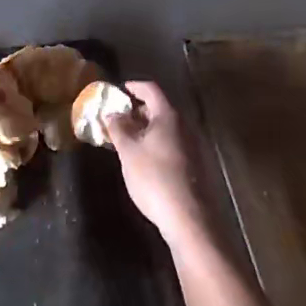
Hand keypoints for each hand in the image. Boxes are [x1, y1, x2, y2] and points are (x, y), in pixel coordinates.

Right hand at [105, 82, 212, 247]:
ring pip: (166, 127)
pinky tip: (143, 158)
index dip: (134, 86)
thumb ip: (118, 128)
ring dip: (146, 128)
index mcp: (168, 116)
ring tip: (126, 139)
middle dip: (137, 110)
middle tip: (118, 118)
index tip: (119, 90)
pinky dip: (155, 142)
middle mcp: (184, 126)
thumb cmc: (154, 178)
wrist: (188, 218)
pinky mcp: (194, 164)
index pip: (151, 89)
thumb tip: (112, 112)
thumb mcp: (128, 151)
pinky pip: (171, 142)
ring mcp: (192, 145)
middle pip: (160, 108)